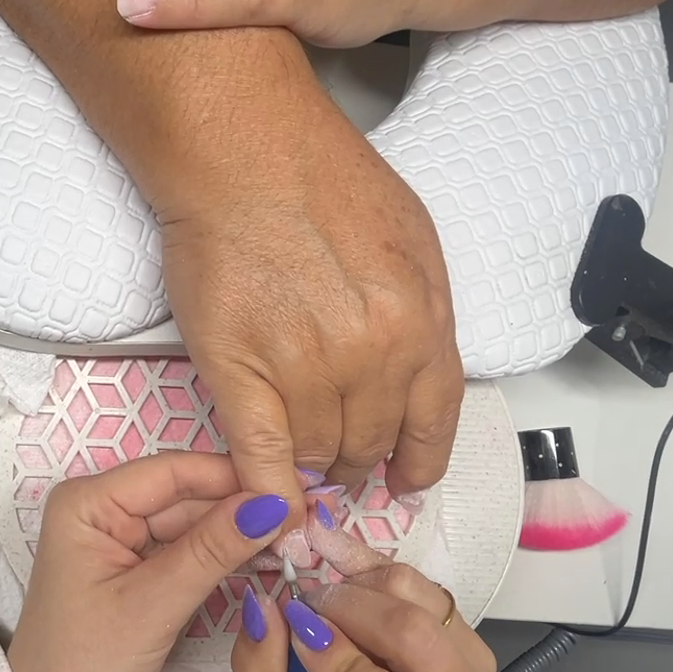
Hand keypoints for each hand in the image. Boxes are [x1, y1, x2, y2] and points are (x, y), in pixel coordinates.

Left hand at [8, 452, 289, 671]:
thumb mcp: (152, 604)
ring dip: (238, 528)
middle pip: (184, 493)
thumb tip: (272, 504)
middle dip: (241, 505)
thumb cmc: (87, 661)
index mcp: (89, 501)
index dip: (233, 476)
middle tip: (309, 514)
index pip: (171, 472)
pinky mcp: (137, 560)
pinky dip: (222, 551)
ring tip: (299, 530)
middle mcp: (103, 505)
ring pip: (191, 518)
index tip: (295, 486)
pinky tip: (265, 551)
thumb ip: (211, 551)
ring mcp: (121, 532)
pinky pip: (186, 544)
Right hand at [157, 100, 463, 510]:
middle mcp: (372, 358)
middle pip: (368, 442)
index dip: (416, 460)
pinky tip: (272, 514)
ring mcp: (305, 371)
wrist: (241, 157)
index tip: (402, 480)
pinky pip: (261, 457)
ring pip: (315, 453)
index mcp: (422, 323)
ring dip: (311, 470)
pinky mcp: (240, 376)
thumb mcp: (408, 238)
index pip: (431, 422)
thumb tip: (406, 367)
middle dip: (356, 462)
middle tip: (337, 467)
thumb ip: (418, 310)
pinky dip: (268, 493)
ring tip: (300, 469)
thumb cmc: (321, 180)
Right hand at [233, 559, 506, 671]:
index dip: (341, 664)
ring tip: (323, 600)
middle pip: (412, 637)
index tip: (295, 629)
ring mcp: (479, 665)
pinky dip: (365, 564)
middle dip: (342, 607)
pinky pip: (416, 577)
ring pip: (414, 598)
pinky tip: (334, 564)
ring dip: (353, 586)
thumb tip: (262, 606)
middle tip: (302, 605)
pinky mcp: (468, 624)